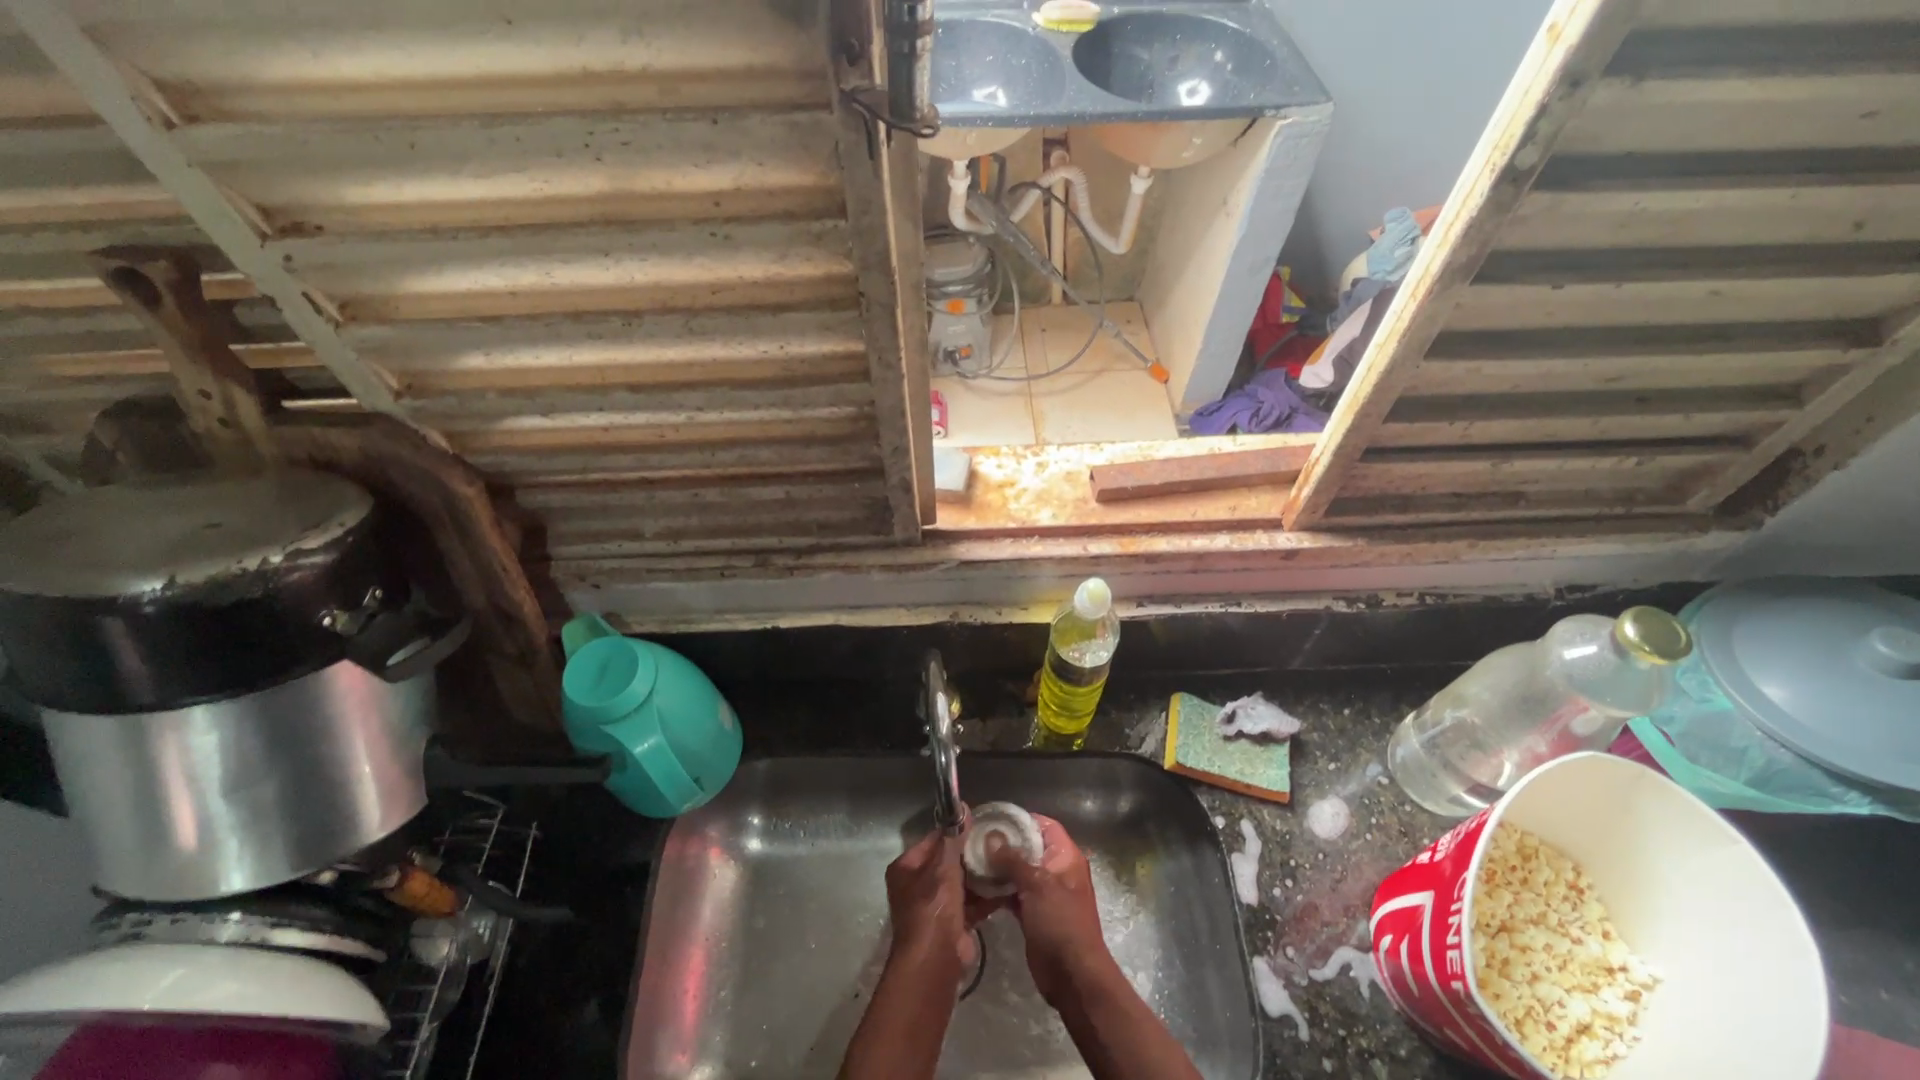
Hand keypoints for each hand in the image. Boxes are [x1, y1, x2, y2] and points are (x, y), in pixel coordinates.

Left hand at [885, 826, 997, 977]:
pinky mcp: (953, 922)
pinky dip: (986, 896)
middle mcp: (918, 885)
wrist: (936, 959)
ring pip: (962, 883)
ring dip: (981, 875)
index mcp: (906, 869)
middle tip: (998, 841)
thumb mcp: (943, 868)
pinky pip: (971, 903)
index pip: (933, 841)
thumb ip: (954, 839)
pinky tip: (1007, 884)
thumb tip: (965, 808)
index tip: (981, 823)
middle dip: (971, 854)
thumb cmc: (932, 907)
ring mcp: (936, 905)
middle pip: (948, 862)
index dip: (955, 832)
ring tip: (1006, 859)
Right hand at [985, 814, 1113, 1003]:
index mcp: (1066, 858)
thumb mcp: (1038, 886)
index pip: (1044, 826)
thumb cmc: (1061, 924)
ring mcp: (1044, 894)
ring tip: (968, 859)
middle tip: (973, 839)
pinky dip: (997, 890)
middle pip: (1028, 848)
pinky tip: (974, 886)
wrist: (1072, 975)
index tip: (992, 818)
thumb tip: (992, 836)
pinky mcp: (1032, 914)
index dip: (1021, 819)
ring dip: (997, 868)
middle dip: (1003, 844)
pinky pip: (1013, 893)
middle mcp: (1056, 871)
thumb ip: (1014, 860)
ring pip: (1018, 872)